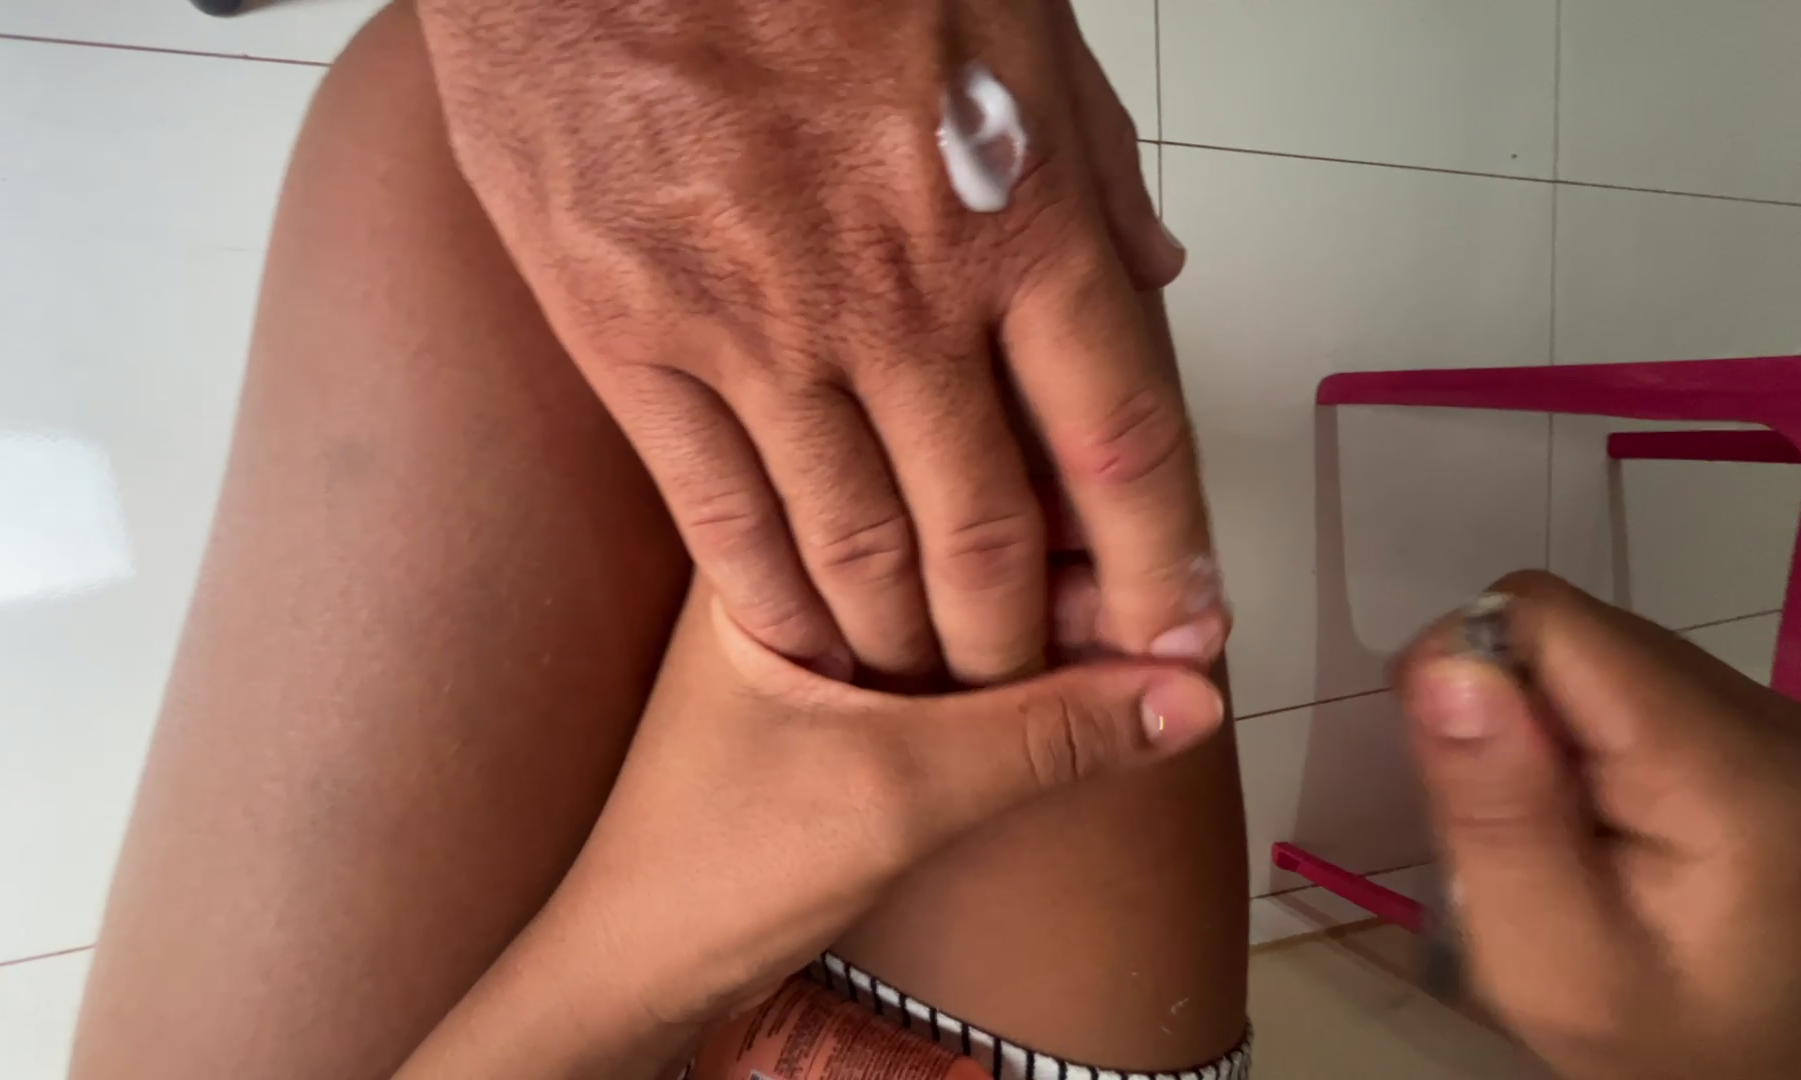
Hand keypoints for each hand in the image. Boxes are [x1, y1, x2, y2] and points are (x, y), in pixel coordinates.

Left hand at [396, 581, 1226, 1077]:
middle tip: (1165, 608)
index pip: (925, 490)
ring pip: (950, 603)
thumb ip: (1043, 738)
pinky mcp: (833, 690)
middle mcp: (791, 571)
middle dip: (1058, 574)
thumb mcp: (898, 792)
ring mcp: (813, 632)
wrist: (642, 966)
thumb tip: (1187, 693)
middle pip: (947, 543)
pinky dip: (1002, 671)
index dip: (1043, 514)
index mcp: (773, 551)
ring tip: (1139, 645)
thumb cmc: (727, 866)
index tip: (1147, 550)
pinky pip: (934, 658)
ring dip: (1038, 628)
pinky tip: (1071, 681)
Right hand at [416, 0, 1219, 685]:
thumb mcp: (1004, 18)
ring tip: (928, 691)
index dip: (1158, 557)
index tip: (1173, 631)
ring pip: (857, 547)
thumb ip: (1088, 164)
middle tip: (1033, 682)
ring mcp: (755, 335)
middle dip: (1020, 633)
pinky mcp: (635, 348)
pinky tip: (811, 657)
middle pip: (987, 527)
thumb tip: (1152, 275)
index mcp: (1002, 211)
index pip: (1118, 436)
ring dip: (906, 642)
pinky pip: (724, 519)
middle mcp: (889, 298)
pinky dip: (780, 606)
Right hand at [1395, 572, 1800, 1079]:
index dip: (1459, 663)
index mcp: (1724, 773)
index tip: (1444, 756)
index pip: (1545, 621)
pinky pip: (1611, 670)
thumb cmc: (1645, 1032)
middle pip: (1565, 625)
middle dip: (1488, 692)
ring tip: (1535, 807)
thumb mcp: (1541, 949)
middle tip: (1490, 801)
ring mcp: (1768, 719)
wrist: (1754, 1073)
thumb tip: (1442, 667)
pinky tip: (1575, 797)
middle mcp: (1769, 719)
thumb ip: (1491, 806)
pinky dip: (1558, 718)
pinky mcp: (1748, 729)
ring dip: (1520, 706)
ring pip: (1583, 641)